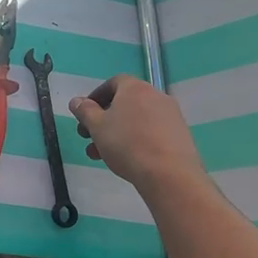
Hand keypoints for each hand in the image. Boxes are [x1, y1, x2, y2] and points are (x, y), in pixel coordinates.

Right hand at [69, 74, 204, 190]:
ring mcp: (171, 117)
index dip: (96, 96)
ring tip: (102, 155)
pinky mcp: (181, 136)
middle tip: (89, 137)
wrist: (170, 174)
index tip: (85, 113)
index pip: (114, 83)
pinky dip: (137, 141)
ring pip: (137, 121)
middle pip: (125, 104)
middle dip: (104, 120)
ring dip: (117, 133)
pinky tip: (127, 159)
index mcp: (136, 89)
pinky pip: (152, 133)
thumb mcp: (96, 127)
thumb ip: (84, 111)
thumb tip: (77, 101)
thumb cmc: (127, 144)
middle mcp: (156, 97)